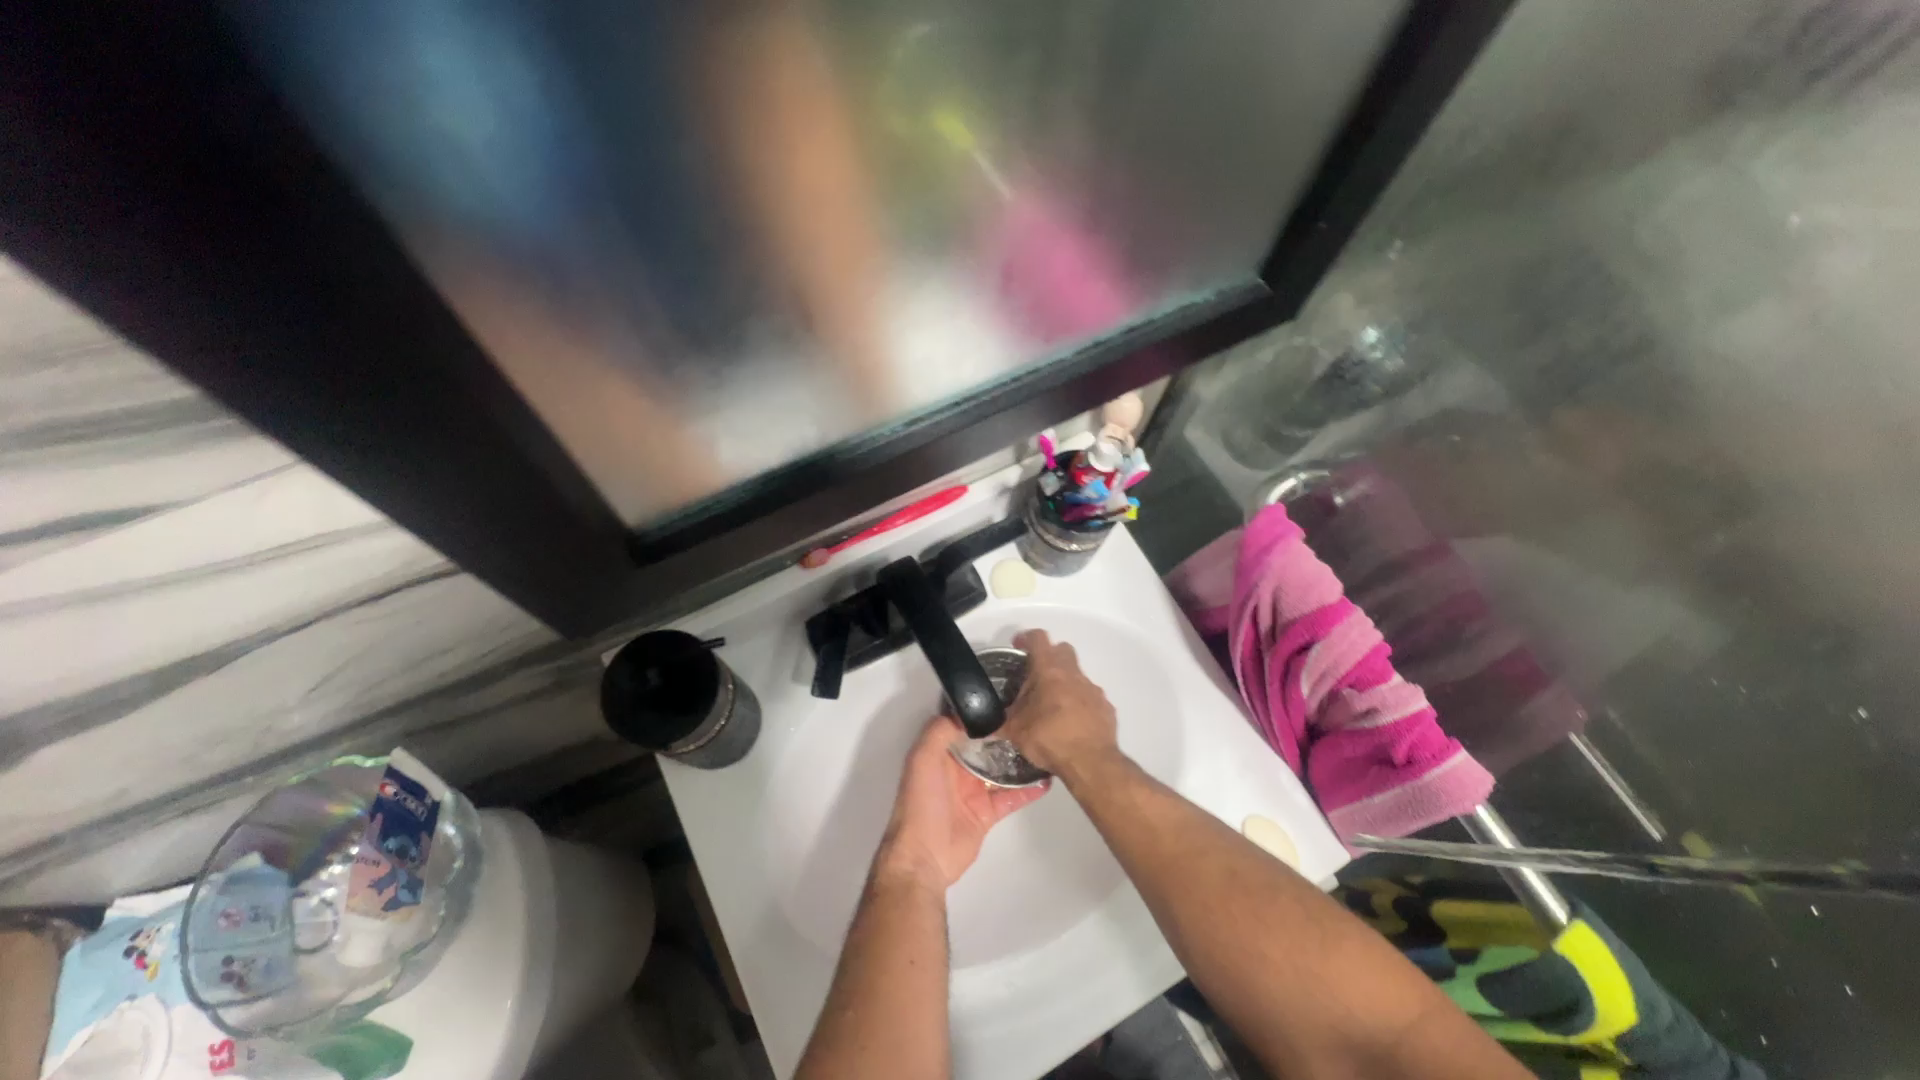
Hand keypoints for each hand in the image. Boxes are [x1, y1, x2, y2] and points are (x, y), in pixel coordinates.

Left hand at [879, 716, 1048, 888]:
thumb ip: (939, 732)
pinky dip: (1028, 789)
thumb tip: (965, 711)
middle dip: (1005, 734)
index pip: (962, 727)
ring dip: (1019, 760)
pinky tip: (1046, 779)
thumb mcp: (922, 759)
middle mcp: (956, 769)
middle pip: (985, 747)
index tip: (1006, 697)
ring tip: (1044, 745)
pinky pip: (1011, 797)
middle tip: (1033, 718)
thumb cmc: (921, 803)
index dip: (981, 713)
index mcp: (939, 754)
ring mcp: (973, 792)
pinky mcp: (987, 813)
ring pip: (1001, 770)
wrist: (925, 856)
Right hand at [999, 629, 1120, 779]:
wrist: (1090, 762)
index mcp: (1049, 671)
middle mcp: (1074, 674)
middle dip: (1049, 656)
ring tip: (1053, 707)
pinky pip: (1091, 699)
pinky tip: (1072, 724)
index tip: (1018, 646)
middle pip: (1063, 650)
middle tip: (1036, 676)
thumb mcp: (1015, 730)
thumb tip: (987, 724)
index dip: (1026, 638)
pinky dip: (1081, 705)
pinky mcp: (1106, 708)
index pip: (1038, 639)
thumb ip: (1001, 721)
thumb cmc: (1049, 738)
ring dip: (1065, 684)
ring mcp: (1093, 690)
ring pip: (1078, 676)